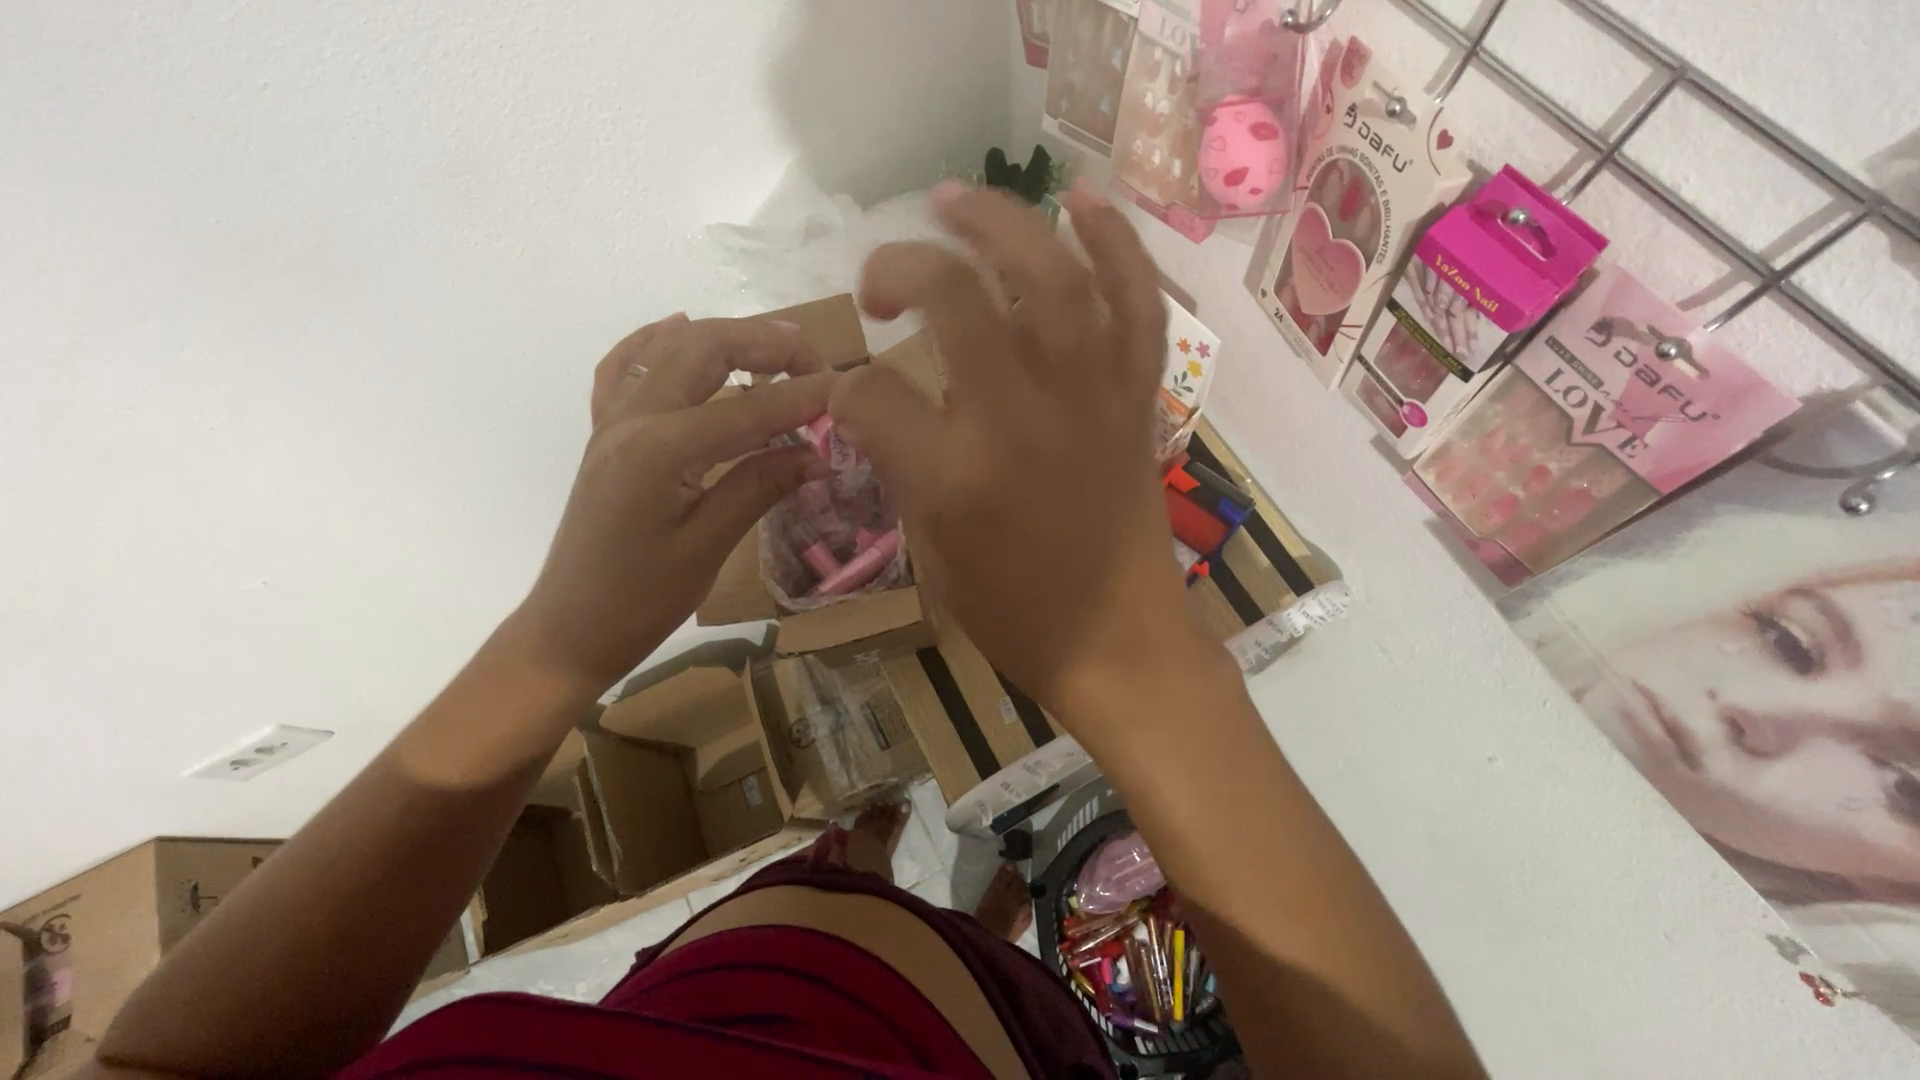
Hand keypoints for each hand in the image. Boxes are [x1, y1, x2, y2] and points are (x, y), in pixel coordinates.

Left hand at [510, 314, 837, 690]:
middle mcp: (631, 419)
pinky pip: (625, 367)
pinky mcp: (604, 435)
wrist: (568, 630)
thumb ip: (759, 487)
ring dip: (725, 338)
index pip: (748, 407)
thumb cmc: (640, 602)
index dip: (805, 395)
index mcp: (659, 449)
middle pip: (704, 348)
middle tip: (817, 366)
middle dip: (766, 345)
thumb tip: (816, 453)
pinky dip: (657, 341)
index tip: (852, 388)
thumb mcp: (708, 547)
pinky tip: (679, 329)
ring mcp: (611, 422)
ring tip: (777, 348)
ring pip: (669, 347)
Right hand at [830, 181, 1214, 715]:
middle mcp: (1021, 418)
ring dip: (1002, 223)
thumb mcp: (933, 551)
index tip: (848, 397)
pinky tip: (1081, 204)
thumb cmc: (1017, 612)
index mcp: (954, 474)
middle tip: (881, 274)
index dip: (847, 389)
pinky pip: (1135, 305)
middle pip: (957, 299)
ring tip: (958, 199)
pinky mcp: (1135, 397)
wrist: (1118, 643)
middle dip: (905, 267)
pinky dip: (1114, 246)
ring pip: (1052, 277)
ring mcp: (1088, 399)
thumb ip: (903, 466)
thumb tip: (879, 407)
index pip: (873, 395)